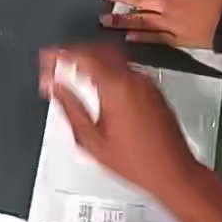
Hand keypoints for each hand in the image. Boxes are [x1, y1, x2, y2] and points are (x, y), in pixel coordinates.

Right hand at [38, 43, 206, 202]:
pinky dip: (109, 71)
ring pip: (115, 58)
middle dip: (75, 52)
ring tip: (74, 72)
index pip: (83, 57)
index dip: (60, 54)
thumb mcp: (92, 141)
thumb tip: (55, 88)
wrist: (173, 172)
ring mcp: (148, 84)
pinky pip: (128, 70)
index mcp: (116, 88)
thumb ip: (70, 109)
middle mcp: (135, 80)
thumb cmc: (138, 163)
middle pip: (99, 50)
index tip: (48, 57)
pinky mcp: (155, 91)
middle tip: (57, 61)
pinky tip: (99, 85)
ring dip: (93, 60)